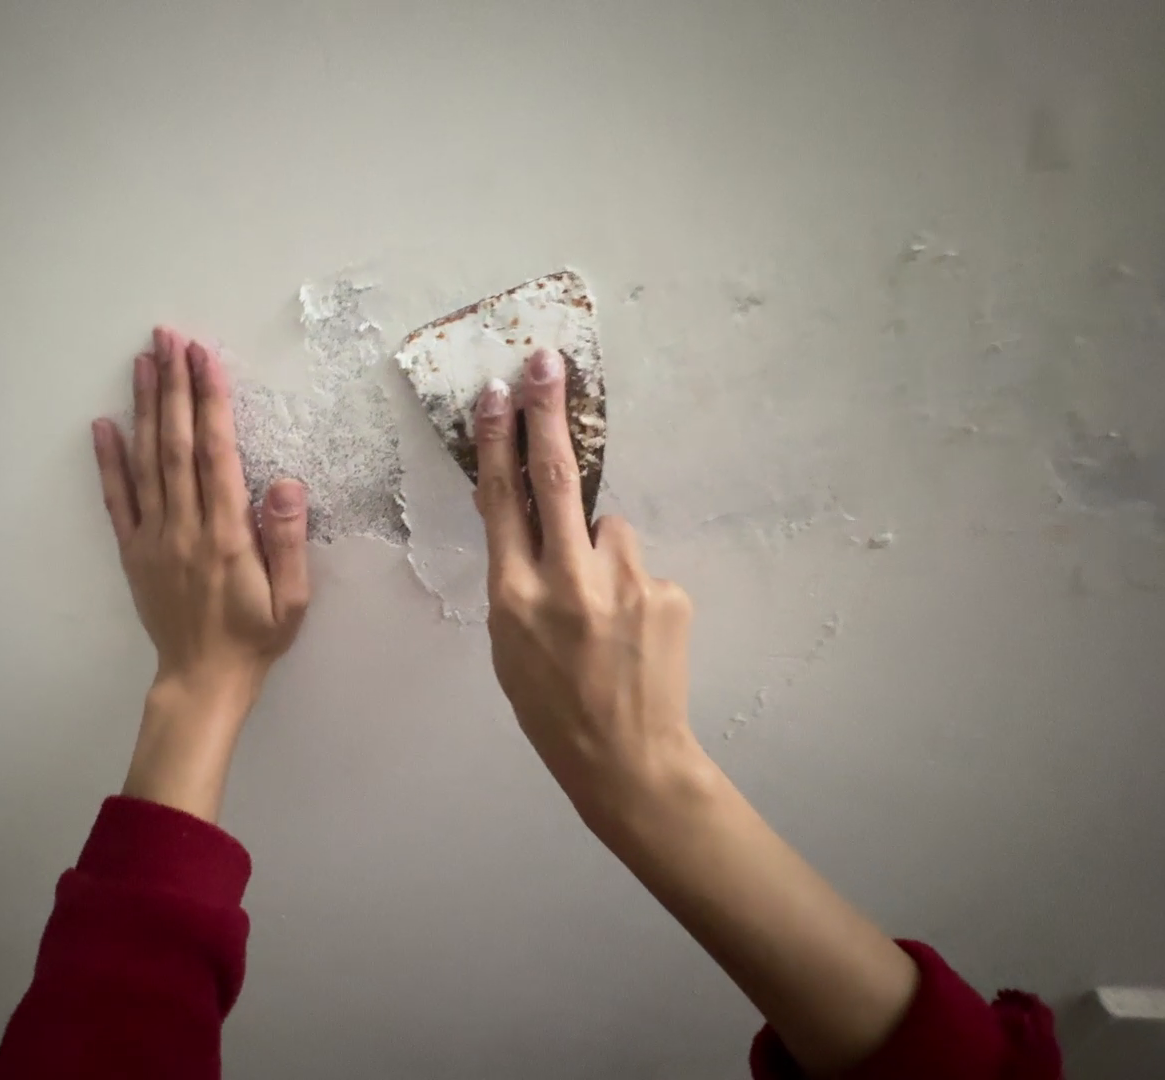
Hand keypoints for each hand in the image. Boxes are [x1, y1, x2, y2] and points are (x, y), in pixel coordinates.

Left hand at [92, 326, 310, 820]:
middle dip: (174, 388)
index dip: (211, 403)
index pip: (216, 455)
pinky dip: (109, 462)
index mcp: (225, 536)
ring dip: (145, 409)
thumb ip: (287, 541)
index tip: (206, 359)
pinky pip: (118, 501)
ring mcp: (153, 538)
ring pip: (146, 463)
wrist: (202, 681)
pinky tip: (104, 425)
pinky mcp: (134, 552)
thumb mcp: (292, 599)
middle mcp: (184, 528)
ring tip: (142, 363)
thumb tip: (284, 483)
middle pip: (176, 446)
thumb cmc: (255, 638)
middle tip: (168, 339)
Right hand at [474, 349, 917, 1074]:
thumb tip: (523, 520)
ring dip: (598, 549)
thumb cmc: (548, 705)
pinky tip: (631, 630)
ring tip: (601, 609)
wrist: (626, 758)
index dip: (495, 441)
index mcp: (514, 597)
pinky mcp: (670, 592)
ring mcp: (626, 584)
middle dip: (548, 413)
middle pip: (558, 478)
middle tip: (547, 363)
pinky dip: (629, 584)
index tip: (494, 393)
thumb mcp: (506, 640)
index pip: (501, 500)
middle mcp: (569, 580)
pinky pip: (639, 566)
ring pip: (607, 529)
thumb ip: (512, 575)